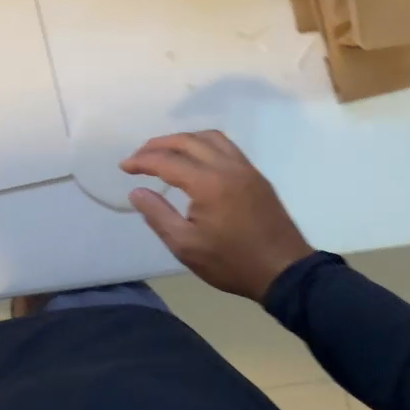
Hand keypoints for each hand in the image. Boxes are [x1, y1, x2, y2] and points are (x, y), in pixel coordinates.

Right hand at [121, 131, 314, 302]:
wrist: (285, 272)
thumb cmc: (232, 262)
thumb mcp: (186, 246)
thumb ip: (158, 215)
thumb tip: (137, 191)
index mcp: (208, 183)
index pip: (167, 161)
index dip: (141, 161)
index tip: (124, 167)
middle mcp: (227, 167)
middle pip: (187, 141)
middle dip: (158, 144)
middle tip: (139, 157)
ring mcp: (245, 168)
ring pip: (209, 137)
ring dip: (183, 140)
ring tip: (166, 153)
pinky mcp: (256, 176)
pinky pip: (226, 146)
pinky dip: (204, 144)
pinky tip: (195, 160)